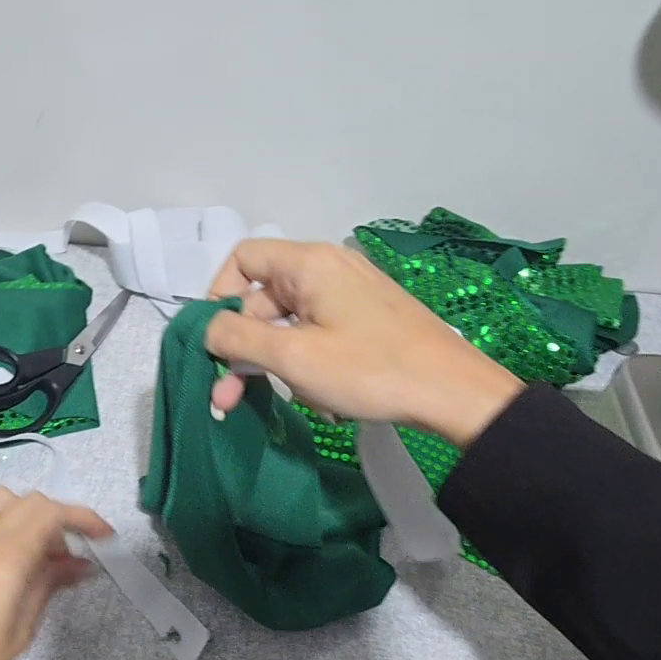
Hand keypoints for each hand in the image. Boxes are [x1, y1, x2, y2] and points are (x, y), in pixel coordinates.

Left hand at [0, 487, 111, 659]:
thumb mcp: (21, 631)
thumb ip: (49, 586)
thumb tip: (79, 564)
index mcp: (4, 559)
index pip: (51, 514)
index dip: (84, 518)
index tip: (104, 536)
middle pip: (31, 501)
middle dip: (61, 519)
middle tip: (72, 557)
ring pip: (5, 502)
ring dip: (33, 516)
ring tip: (43, 555)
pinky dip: (10, 524)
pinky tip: (17, 560)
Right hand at [204, 240, 524, 446]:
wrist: (454, 393)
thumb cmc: (369, 369)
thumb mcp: (293, 357)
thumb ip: (237, 338)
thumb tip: (207, 329)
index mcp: (309, 264)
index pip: (242, 259)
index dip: (219, 296)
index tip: (215, 340)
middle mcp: (327, 269)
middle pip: (262, 299)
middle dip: (244, 349)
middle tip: (228, 396)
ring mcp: (349, 295)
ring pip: (288, 324)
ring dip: (277, 364)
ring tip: (292, 400)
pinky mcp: (365, 321)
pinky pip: (316, 335)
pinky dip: (307, 365)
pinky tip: (322, 398)